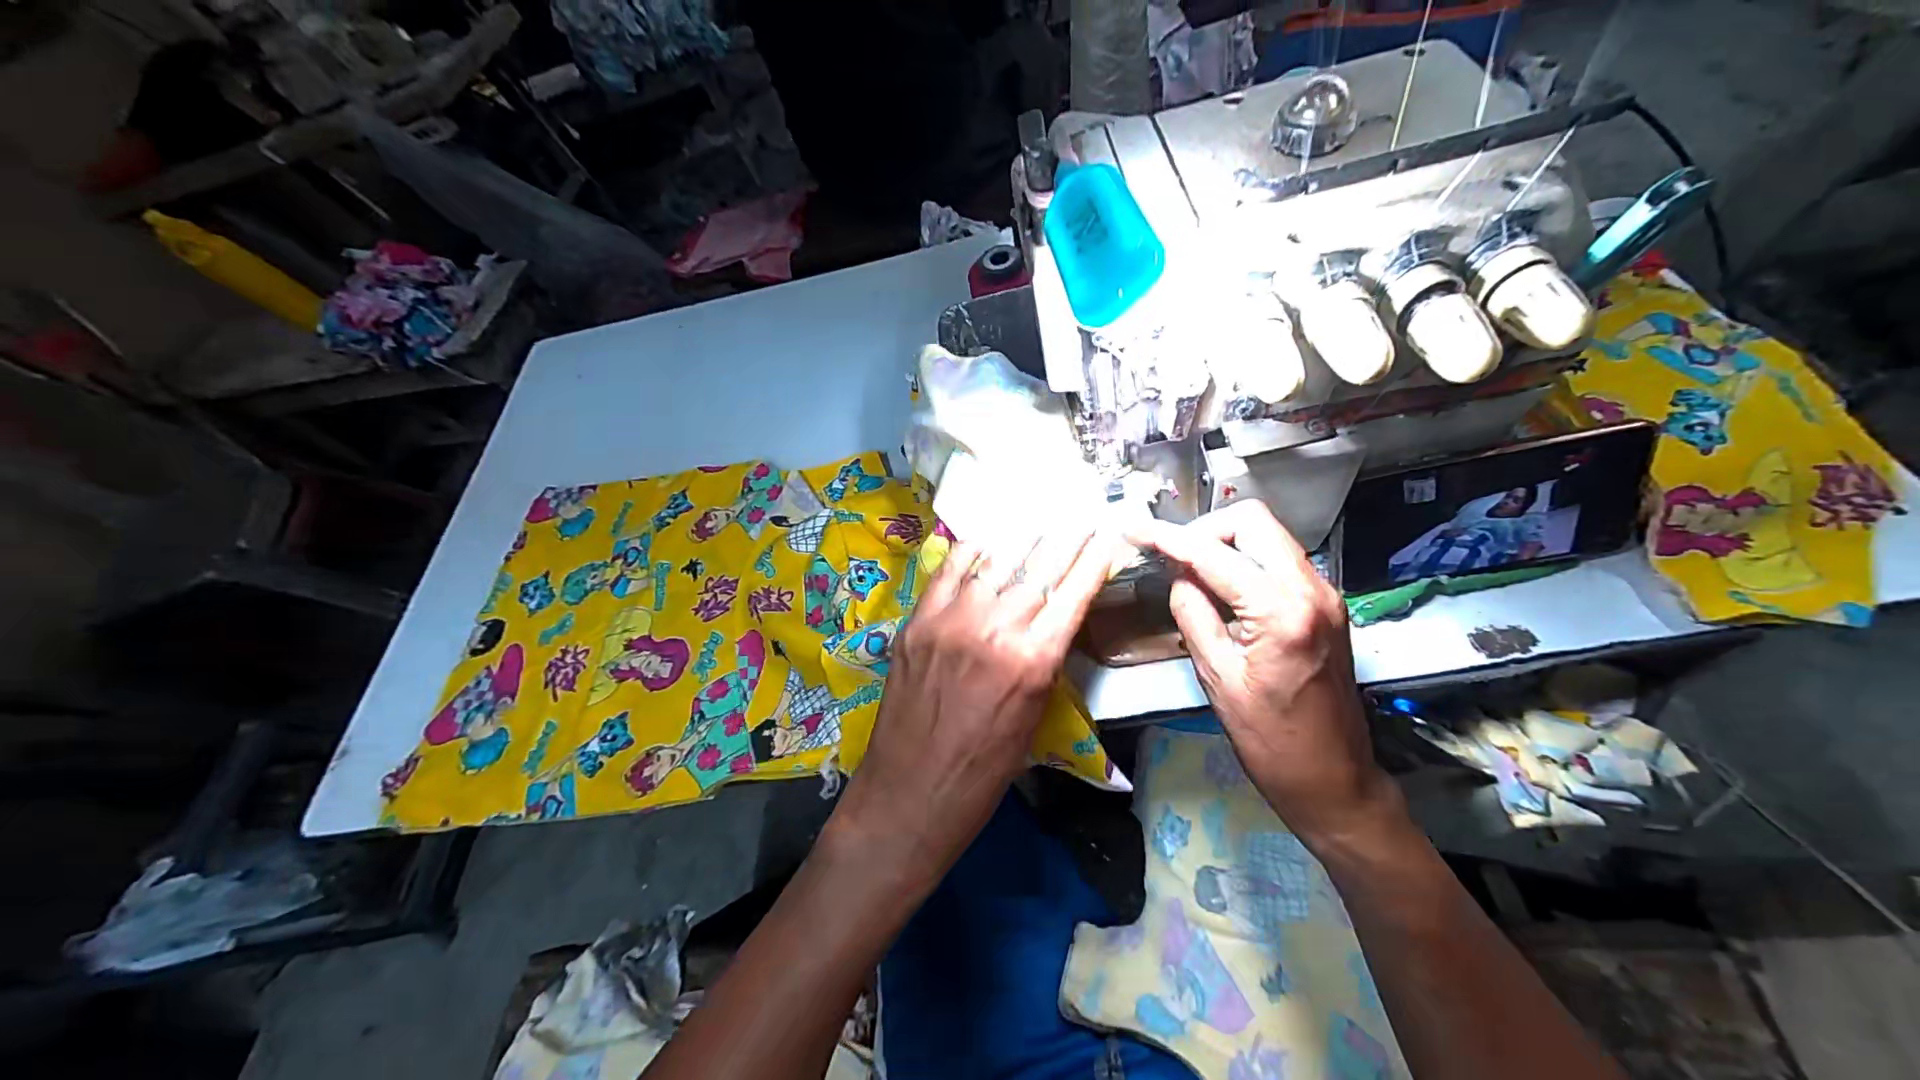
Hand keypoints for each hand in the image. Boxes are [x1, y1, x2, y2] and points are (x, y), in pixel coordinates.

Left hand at [827, 526, 1117, 887]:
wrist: (910, 793)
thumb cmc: (984, 772)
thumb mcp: (1034, 716)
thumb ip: (1045, 660)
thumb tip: (1055, 617)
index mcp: (1033, 660)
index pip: (1074, 591)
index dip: (1094, 558)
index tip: (1108, 534)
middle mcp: (994, 628)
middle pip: (1039, 566)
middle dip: (1065, 538)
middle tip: (1080, 518)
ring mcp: (950, 621)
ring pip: (994, 561)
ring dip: (1023, 539)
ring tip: (1040, 522)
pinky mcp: (917, 622)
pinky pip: (948, 572)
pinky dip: (971, 552)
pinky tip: (986, 540)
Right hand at [1129, 502, 1398, 845]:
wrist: (1334, 778)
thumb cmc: (1271, 741)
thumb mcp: (1217, 678)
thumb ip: (1193, 614)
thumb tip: (1180, 576)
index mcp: (1282, 612)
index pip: (1214, 554)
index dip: (1169, 538)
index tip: (1137, 529)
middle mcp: (1312, 590)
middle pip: (1253, 520)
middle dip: (1205, 529)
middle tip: (1174, 556)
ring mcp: (1325, 594)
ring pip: (1269, 535)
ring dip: (1226, 542)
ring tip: (1192, 572)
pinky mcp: (1326, 604)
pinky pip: (1280, 559)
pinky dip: (1246, 560)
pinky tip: (1223, 588)